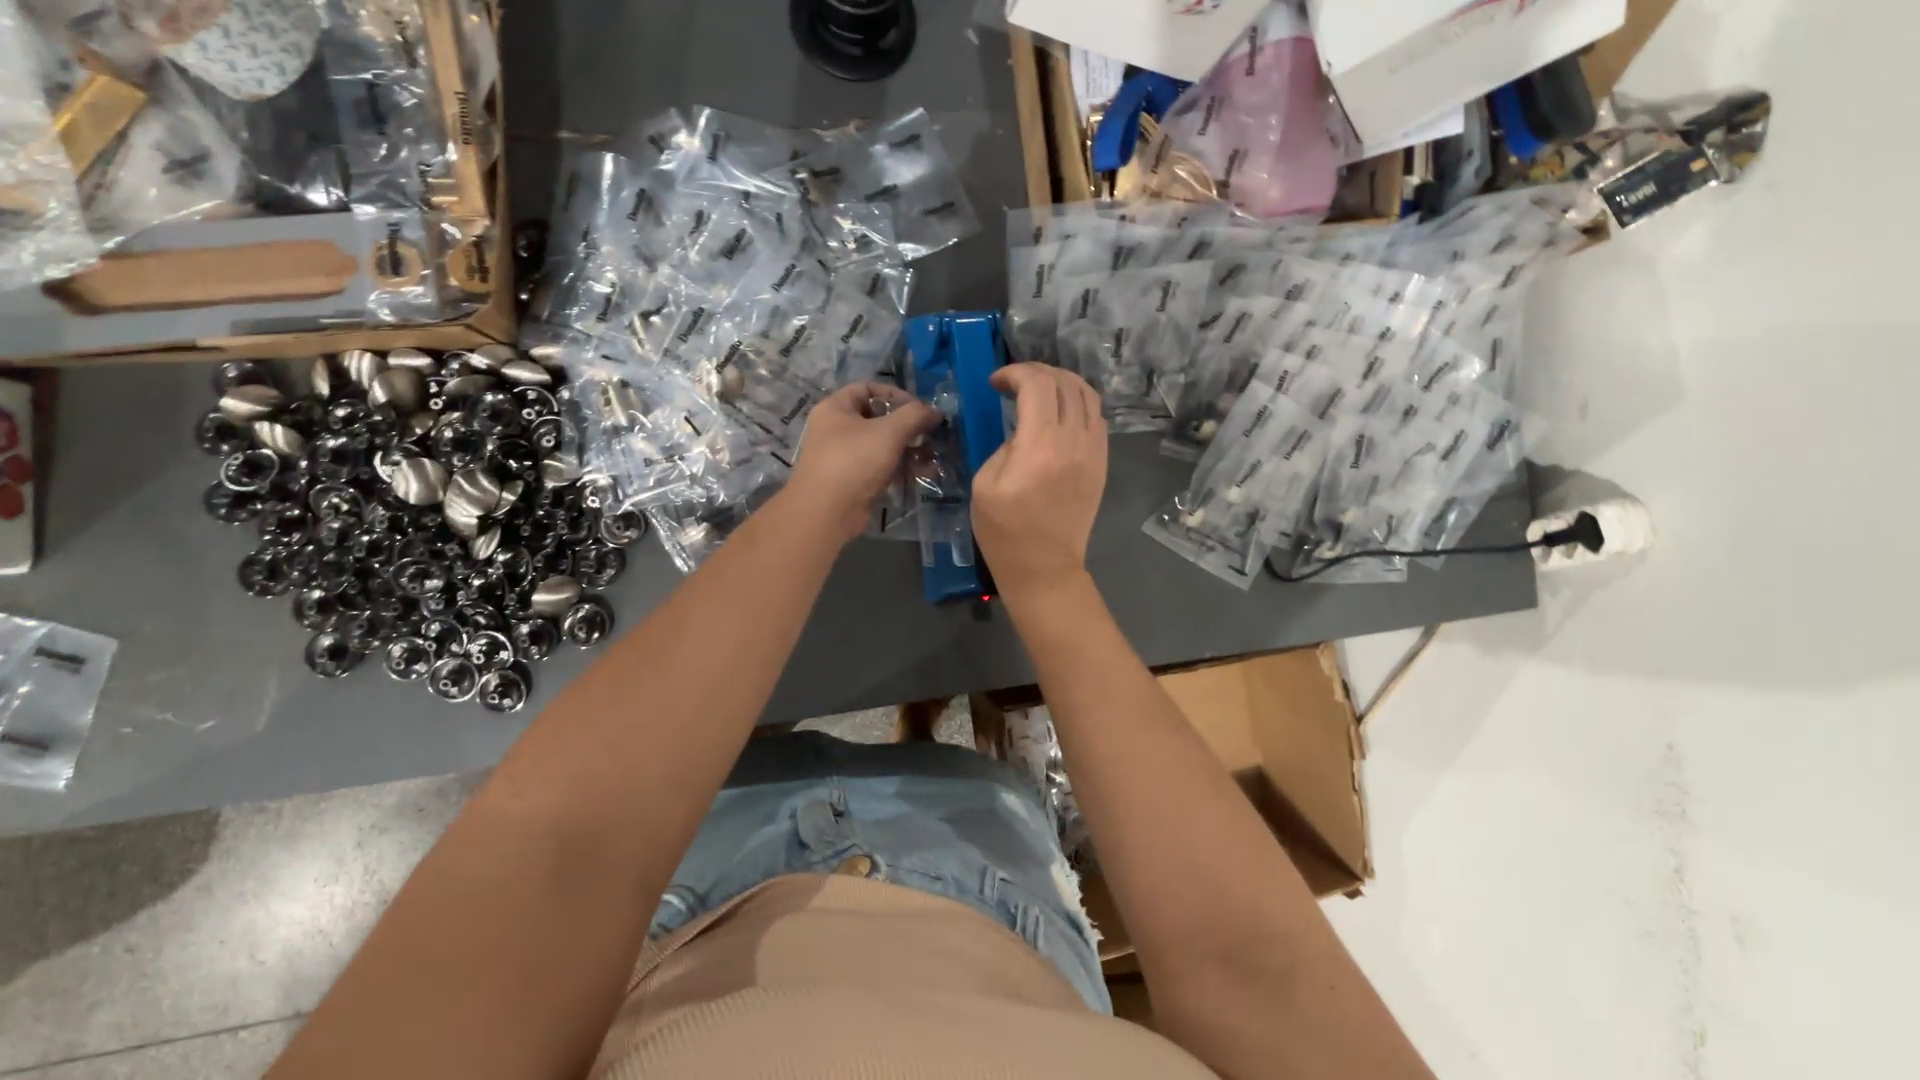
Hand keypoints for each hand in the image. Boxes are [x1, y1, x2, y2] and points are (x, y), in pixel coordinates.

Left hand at [788, 382, 939, 544]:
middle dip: (908, 426)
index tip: (919, 408)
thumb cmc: (853, 461)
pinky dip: (902, 469)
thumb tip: (936, 411)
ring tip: (934, 456)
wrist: (826, 513)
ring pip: (883, 446)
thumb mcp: (888, 432)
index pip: (868, 388)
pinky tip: (925, 473)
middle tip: (931, 433)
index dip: (895, 394)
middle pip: (878, 418)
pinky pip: (882, 467)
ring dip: (910, 449)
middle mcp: (838, 429)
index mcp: (836, 409)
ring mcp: (845, 457)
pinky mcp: (855, 481)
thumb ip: (914, 416)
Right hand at [972, 363, 1107, 599]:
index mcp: (1041, 445)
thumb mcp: (986, 484)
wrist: (1044, 567)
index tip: (995, 383)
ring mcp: (1094, 451)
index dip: (1015, 372)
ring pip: (1088, 395)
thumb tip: (1022, 431)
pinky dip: (1078, 404)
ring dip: (1062, 383)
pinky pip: (1097, 418)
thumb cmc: (1005, 531)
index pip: (1038, 384)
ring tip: (1040, 391)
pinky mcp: (1101, 463)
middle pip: (1065, 382)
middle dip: (1037, 372)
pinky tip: (1059, 415)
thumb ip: (1005, 446)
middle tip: (1014, 383)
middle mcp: (1074, 441)